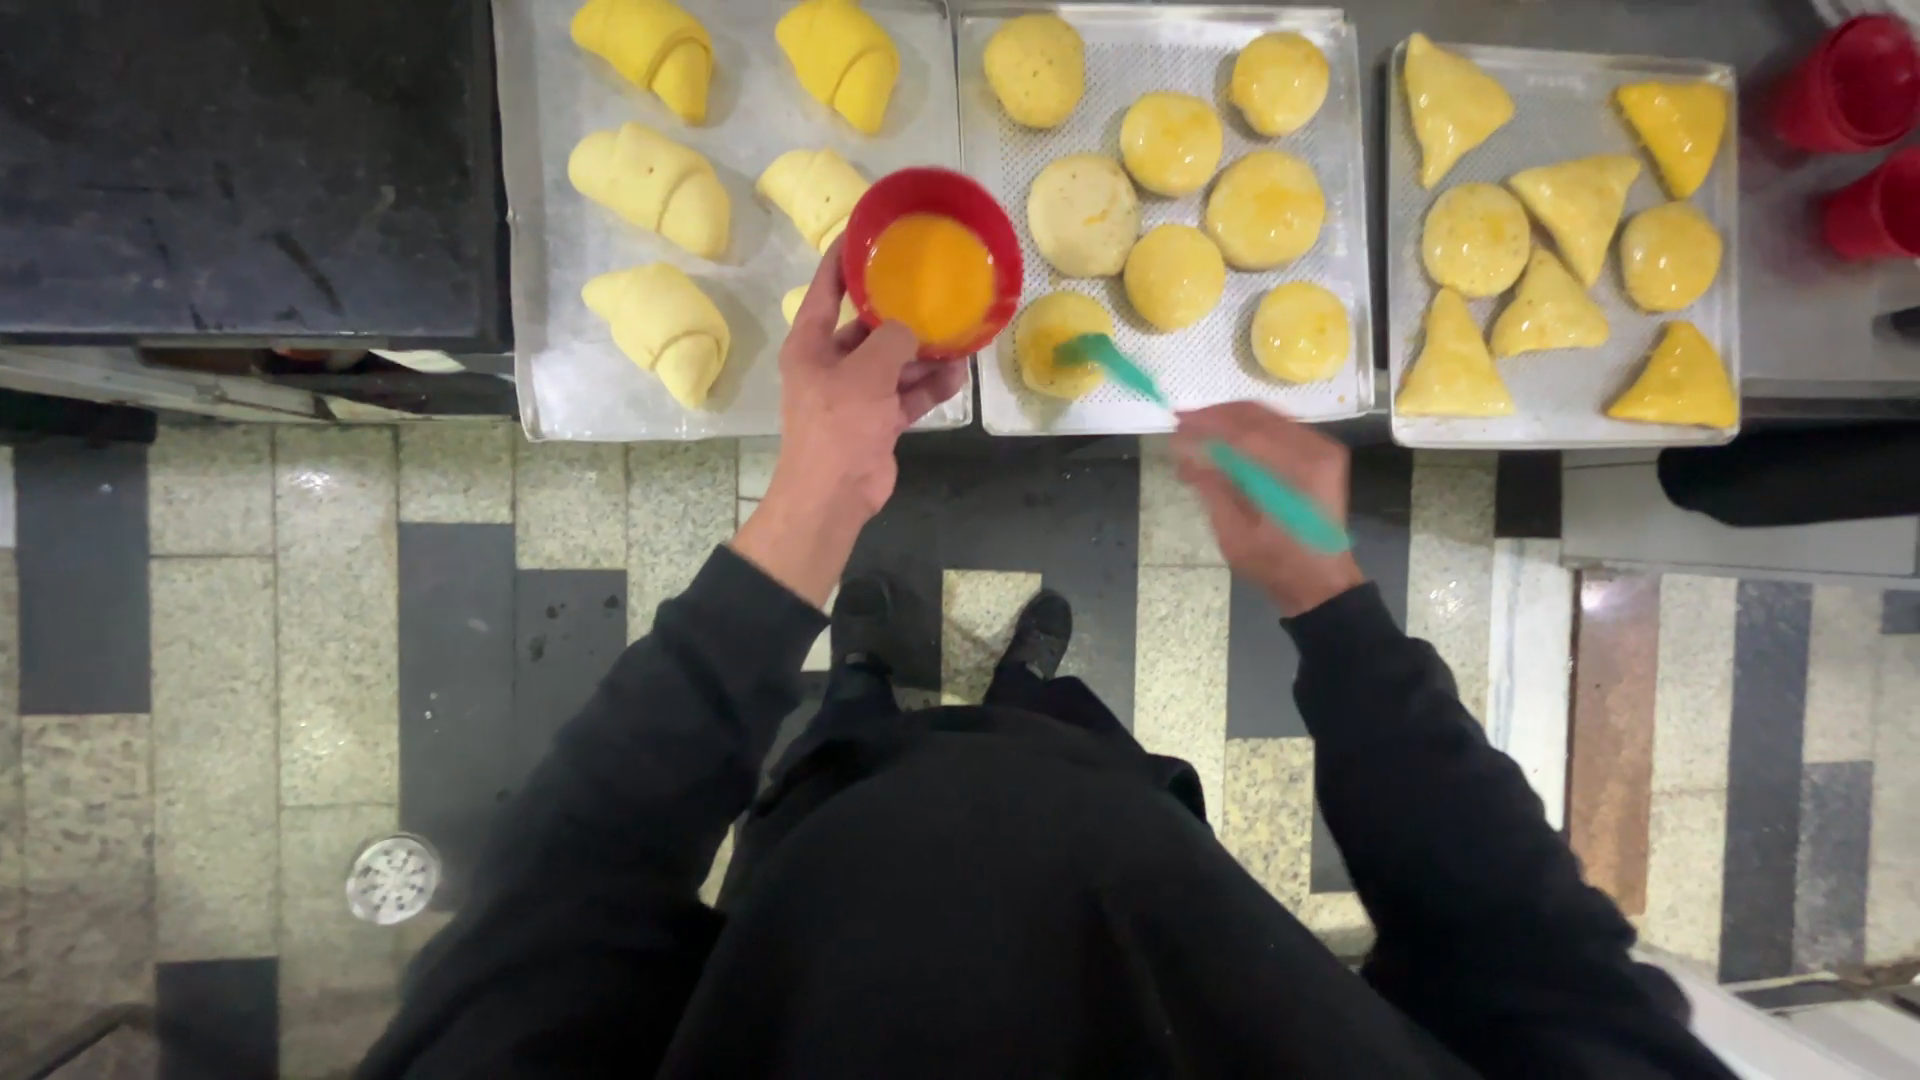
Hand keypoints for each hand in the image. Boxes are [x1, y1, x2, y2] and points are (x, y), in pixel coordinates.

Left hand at [732, 241, 966, 605]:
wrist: (834, 495)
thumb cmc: (838, 425)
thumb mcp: (866, 373)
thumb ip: (892, 341)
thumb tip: (911, 330)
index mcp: (811, 343)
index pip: (827, 287)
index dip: (846, 258)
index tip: (871, 231)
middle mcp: (832, 364)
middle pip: (870, 329)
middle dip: (903, 317)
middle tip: (937, 293)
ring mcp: (856, 395)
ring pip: (895, 364)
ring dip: (924, 355)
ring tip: (960, 337)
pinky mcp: (877, 422)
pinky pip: (906, 395)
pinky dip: (929, 388)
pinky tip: (957, 376)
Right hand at [1173, 402, 1365, 616]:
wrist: (1319, 580)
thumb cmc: (1275, 564)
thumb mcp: (1234, 533)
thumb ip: (1211, 486)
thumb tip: (1184, 450)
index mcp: (1298, 472)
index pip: (1244, 434)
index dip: (1206, 426)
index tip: (1176, 424)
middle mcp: (1315, 450)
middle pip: (1256, 416)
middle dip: (1215, 416)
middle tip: (1182, 422)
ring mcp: (1321, 448)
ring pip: (1266, 417)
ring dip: (1229, 420)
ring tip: (1197, 429)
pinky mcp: (1318, 453)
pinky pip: (1277, 428)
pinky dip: (1247, 429)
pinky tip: (1223, 439)